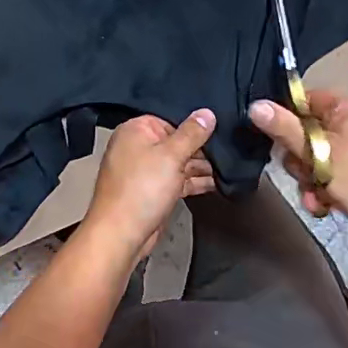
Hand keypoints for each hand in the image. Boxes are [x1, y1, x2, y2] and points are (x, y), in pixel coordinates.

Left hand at [82, 109, 216, 260]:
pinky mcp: (152, 191)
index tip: (215, 132)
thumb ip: (192, 133)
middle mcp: (137, 147)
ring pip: (177, 163)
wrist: (122, 234)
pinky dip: (193, 182)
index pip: (170, 119)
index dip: (192, 128)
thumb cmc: (140, 190)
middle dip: (199, 149)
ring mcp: (144, 171)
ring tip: (226, 169)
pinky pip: (176, 180)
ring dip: (200, 167)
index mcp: (136, 130)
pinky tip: (215, 183)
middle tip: (226, 153)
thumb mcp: (172, 155)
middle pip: (175, 141)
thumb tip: (207, 113)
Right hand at [248, 93, 347, 254]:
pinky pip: (337, 171)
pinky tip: (327, 205)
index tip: (277, 143)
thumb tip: (255, 105)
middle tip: (304, 178)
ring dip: (311, 179)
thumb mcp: (319, 156)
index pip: (307, 99)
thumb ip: (285, 130)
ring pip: (321, 156)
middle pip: (310, 131)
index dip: (287, 119)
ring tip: (317, 198)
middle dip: (301, 160)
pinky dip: (328, 187)